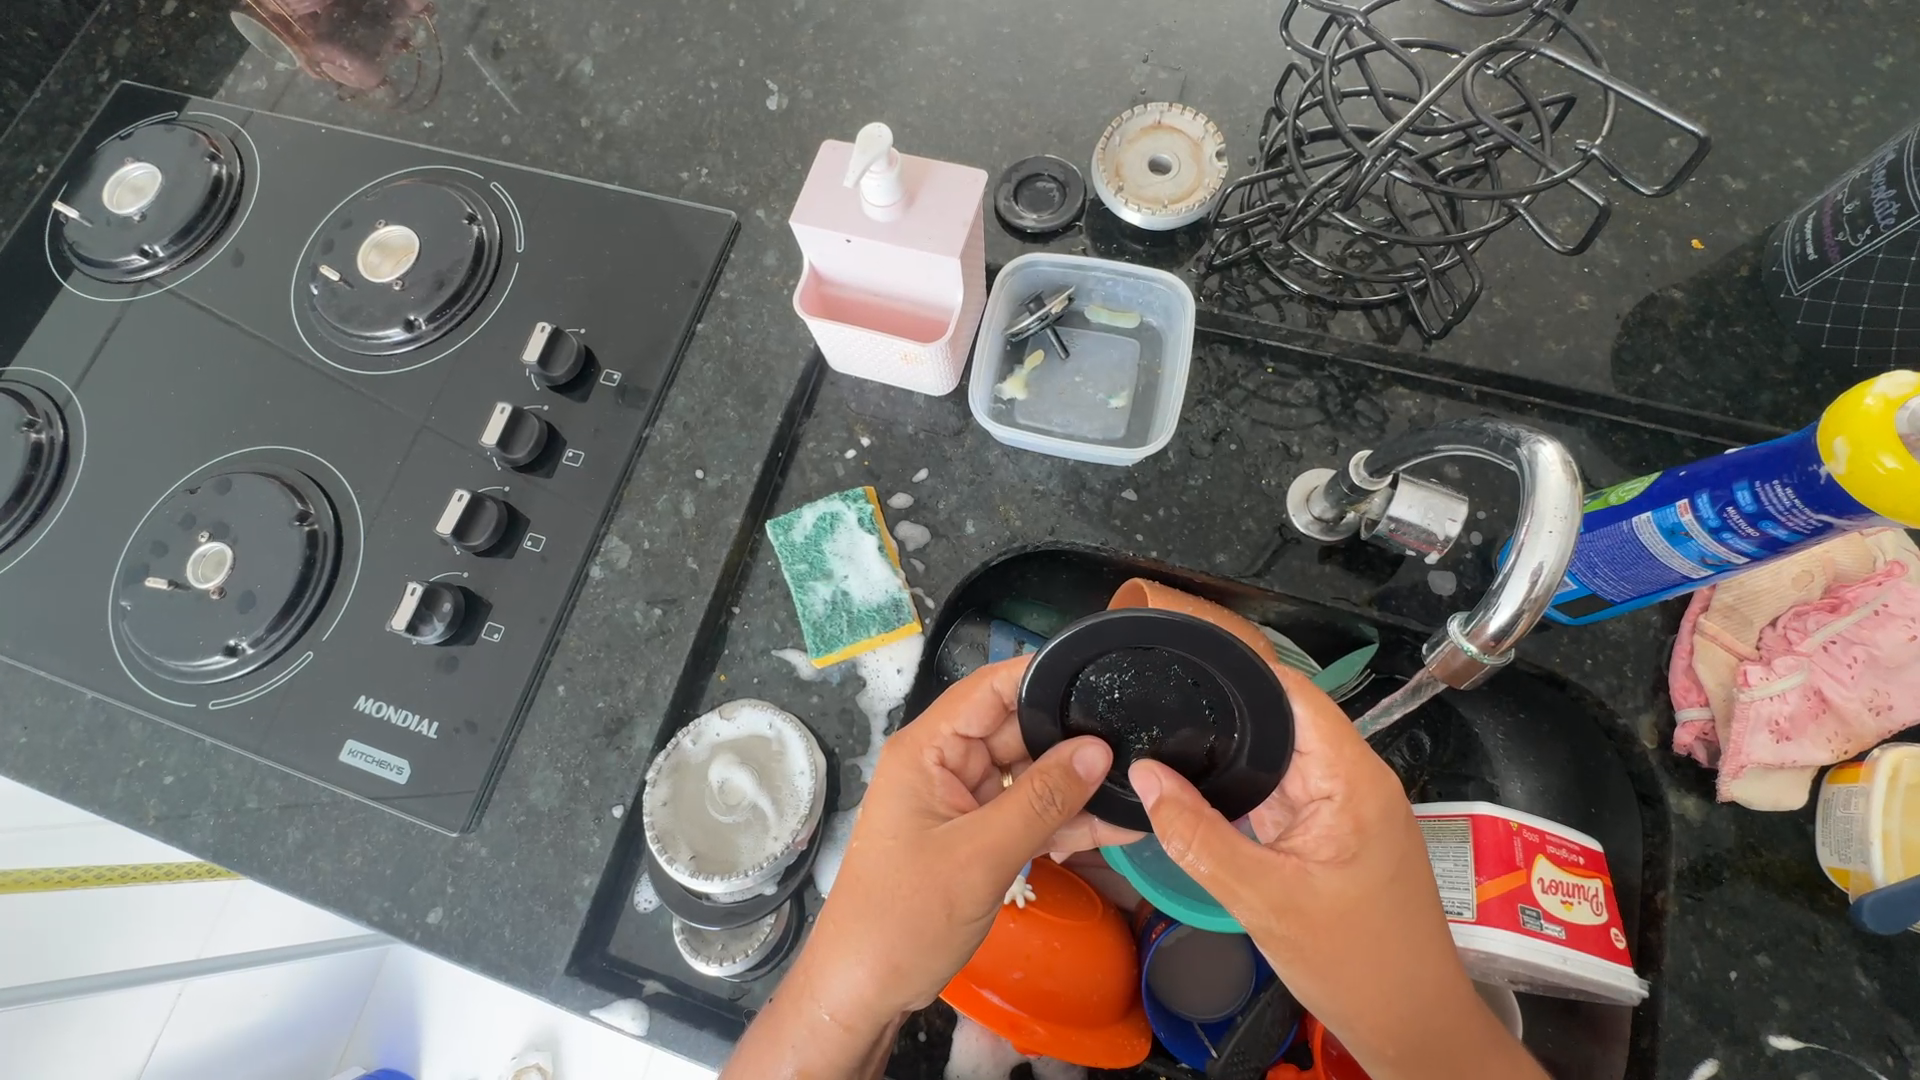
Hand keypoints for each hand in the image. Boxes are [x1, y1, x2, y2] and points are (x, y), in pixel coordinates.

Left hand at [807, 655, 1140, 1020]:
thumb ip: (1042, 800)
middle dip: (1069, 736)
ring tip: (1137, 781)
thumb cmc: (904, 917)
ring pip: (1028, 775)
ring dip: (1074, 785)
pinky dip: (1063, 821)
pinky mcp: (977, 834)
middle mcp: (946, 763)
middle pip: (1015, 730)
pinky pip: (1026, 813)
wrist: (865, 992)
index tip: (1096, 670)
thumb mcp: (979, 856)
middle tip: (1136, 736)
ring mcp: (963, 800)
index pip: (988, 688)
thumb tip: (1098, 749)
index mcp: (929, 748)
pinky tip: (1115, 824)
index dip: (1039, 674)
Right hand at [1128, 664, 1544, 1079]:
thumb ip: (1197, 837)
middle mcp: (1347, 776)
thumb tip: (1143, 774)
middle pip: (1278, 717)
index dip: (1237, 667)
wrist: (1412, 1030)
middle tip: (1151, 698)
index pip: (1291, 691)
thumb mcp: (1264, 900)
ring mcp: (1336, 803)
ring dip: (1226, 749)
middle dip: (1219, 707)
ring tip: (1161, 733)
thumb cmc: (1356, 965)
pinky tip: (1192, 783)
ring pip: (1272, 755)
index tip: (1180, 658)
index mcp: (1349, 776)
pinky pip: (1273, 789)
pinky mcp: (1323, 828)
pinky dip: (1236, 785)